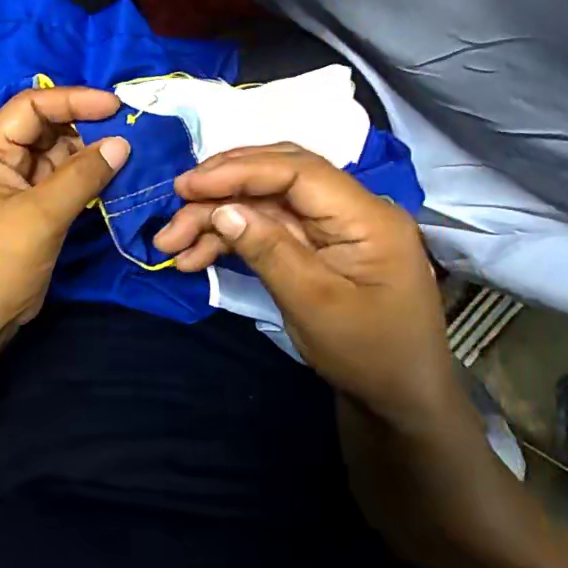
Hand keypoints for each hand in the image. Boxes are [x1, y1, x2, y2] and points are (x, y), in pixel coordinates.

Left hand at [0, 87, 130, 337]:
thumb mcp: (40, 217)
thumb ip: (81, 177)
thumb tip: (122, 143)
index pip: (30, 107)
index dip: (72, 99)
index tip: (116, 106)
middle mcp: (0, 162)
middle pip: (46, 127)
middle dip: (85, 126)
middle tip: (128, 133)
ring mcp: (16, 186)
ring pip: (58, 155)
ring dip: (89, 154)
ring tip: (127, 156)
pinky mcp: (32, 209)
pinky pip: (62, 182)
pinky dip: (86, 179)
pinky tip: (113, 178)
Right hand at [152, 144, 453, 422]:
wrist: (397, 396)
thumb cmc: (367, 353)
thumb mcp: (314, 304)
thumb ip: (269, 251)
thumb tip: (222, 209)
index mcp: (365, 216)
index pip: (297, 171)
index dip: (239, 171)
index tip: (187, 186)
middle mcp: (348, 210)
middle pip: (276, 178)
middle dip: (221, 188)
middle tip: (174, 203)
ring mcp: (328, 228)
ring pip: (262, 204)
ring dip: (215, 218)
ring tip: (171, 244)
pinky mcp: (311, 246)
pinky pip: (264, 229)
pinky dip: (227, 240)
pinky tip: (194, 257)